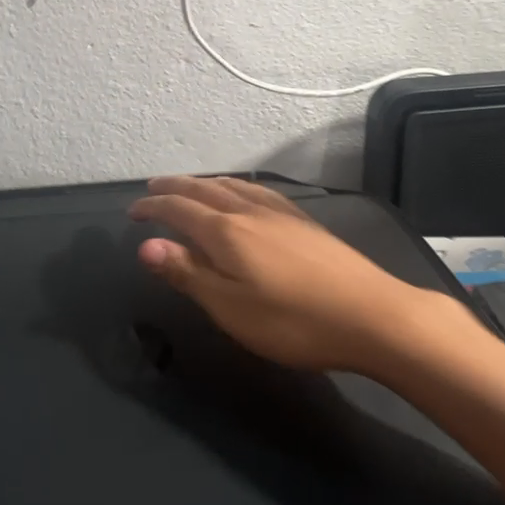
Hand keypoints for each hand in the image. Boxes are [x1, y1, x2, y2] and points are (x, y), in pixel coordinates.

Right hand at [128, 176, 472, 373]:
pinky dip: (236, 186)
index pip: (179, 210)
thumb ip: (187, 274)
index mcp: (226, 232)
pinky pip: (257, 190)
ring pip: (232, 186)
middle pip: (204, 190)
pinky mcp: (305, 222)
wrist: (372, 315)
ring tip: (191, 186)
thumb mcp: (230, 308)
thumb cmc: (293, 321)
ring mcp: (281, 213)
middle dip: (174, 186)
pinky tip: (244, 195)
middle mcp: (249, 212)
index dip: (153, 209)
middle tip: (152, 187)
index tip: (132, 212)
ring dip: (204, 183)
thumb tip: (145, 245)